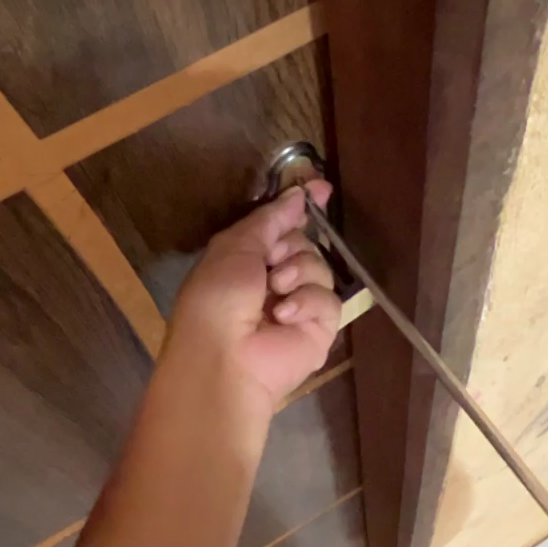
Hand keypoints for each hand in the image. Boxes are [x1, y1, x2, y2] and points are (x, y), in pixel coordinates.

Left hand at [166, 181, 340, 409]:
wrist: (225, 357)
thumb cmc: (218, 298)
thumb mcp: (234, 247)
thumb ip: (269, 220)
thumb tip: (299, 195)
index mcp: (248, 262)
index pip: (282, 227)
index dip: (301, 209)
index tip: (321, 189)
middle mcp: (274, 282)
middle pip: (304, 243)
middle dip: (291, 247)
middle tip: (272, 263)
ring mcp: (299, 306)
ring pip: (320, 268)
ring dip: (298, 272)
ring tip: (277, 291)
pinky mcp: (319, 330)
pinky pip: (329, 300)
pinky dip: (308, 302)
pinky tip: (285, 316)